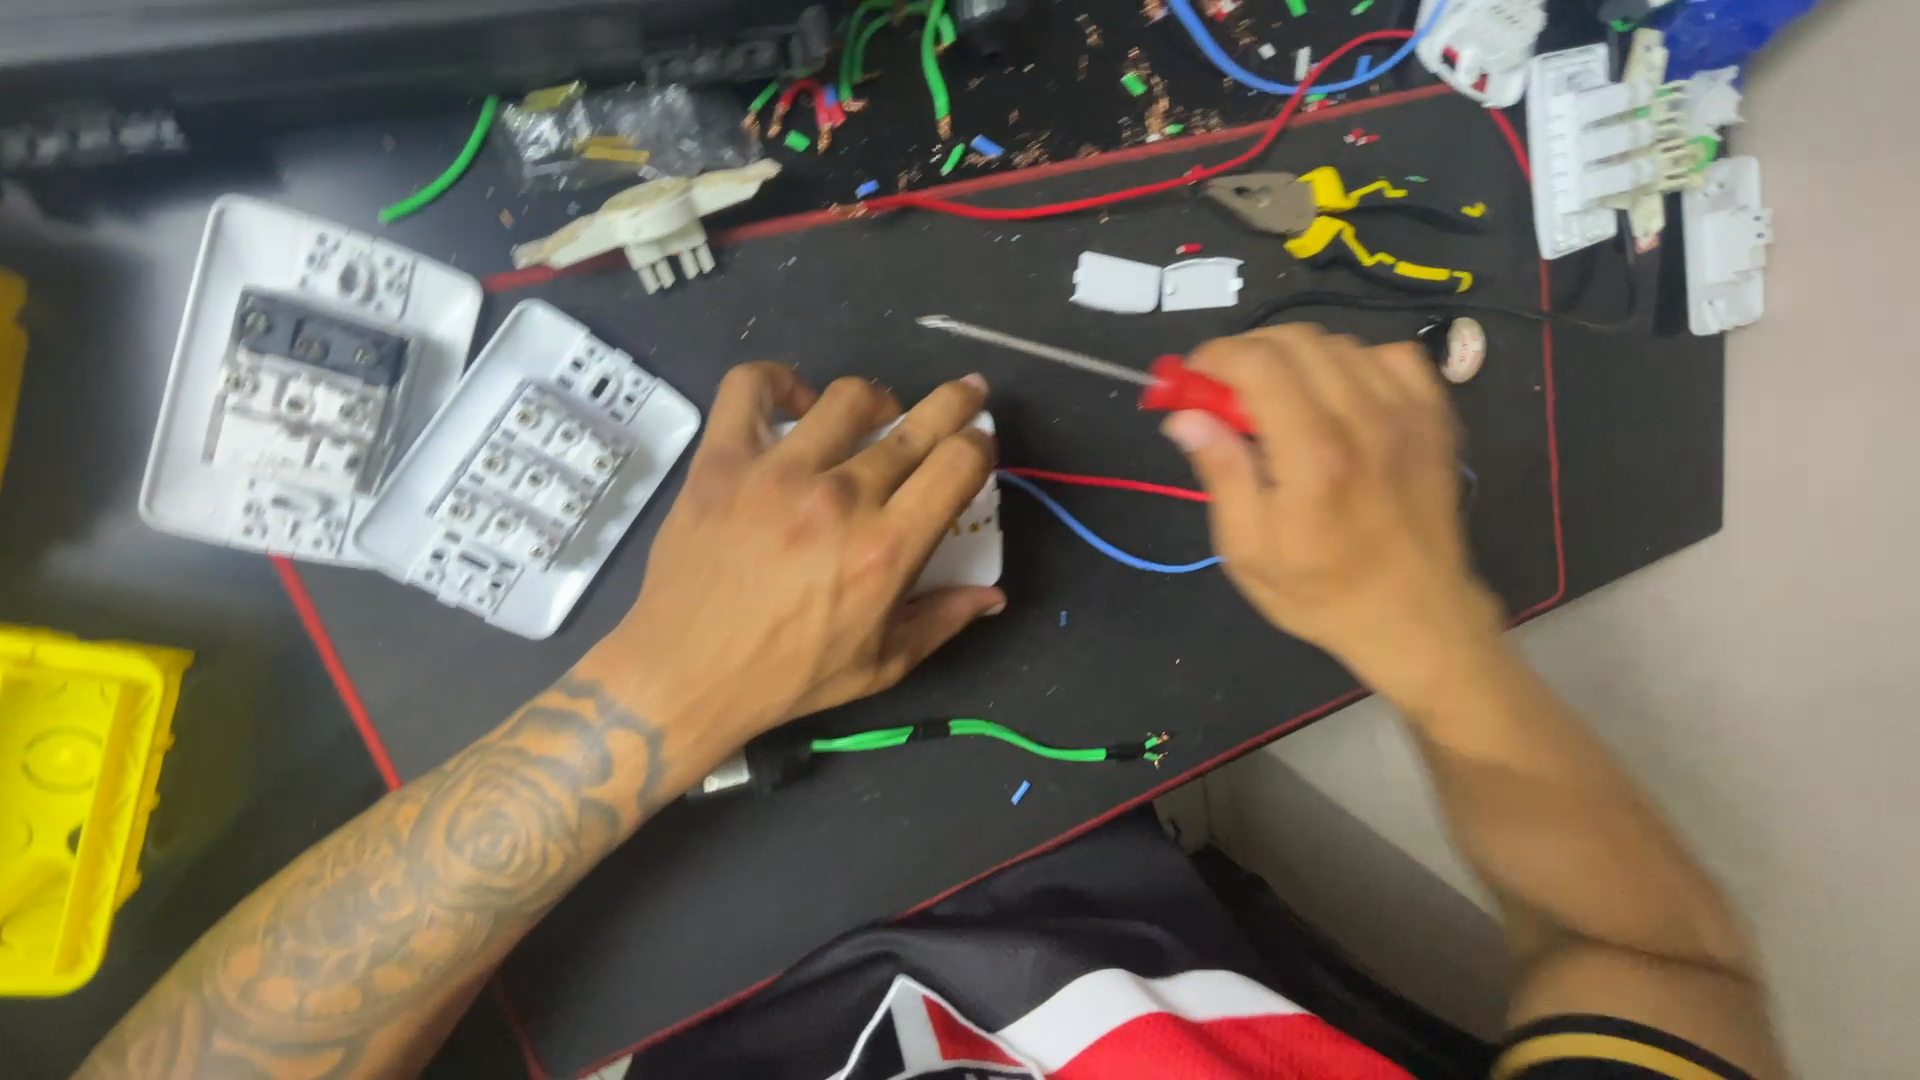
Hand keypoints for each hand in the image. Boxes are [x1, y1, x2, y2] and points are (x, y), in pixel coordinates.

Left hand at [590, 363, 1003, 756]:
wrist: (687, 674)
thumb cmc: (790, 676)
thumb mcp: (883, 664)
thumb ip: (944, 620)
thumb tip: (993, 595)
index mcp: (887, 549)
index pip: (959, 464)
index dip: (981, 444)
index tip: (978, 443)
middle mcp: (840, 499)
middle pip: (916, 424)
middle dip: (956, 402)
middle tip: (967, 393)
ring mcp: (777, 472)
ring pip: (848, 398)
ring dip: (878, 399)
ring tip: (877, 413)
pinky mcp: (722, 460)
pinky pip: (752, 387)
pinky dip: (780, 381)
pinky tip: (797, 404)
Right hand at [1160, 325, 1503, 701]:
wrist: (1412, 616)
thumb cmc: (1317, 590)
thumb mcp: (1246, 549)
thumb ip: (1221, 473)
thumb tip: (1185, 417)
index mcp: (1312, 454)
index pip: (1258, 363)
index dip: (1215, 356)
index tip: (1191, 376)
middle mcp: (1364, 419)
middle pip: (1297, 340)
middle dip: (1248, 352)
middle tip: (1225, 391)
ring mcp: (1408, 414)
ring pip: (1340, 343)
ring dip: (1295, 357)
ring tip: (1276, 397)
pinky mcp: (1435, 418)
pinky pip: (1391, 356)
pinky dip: (1352, 362)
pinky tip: (1336, 396)